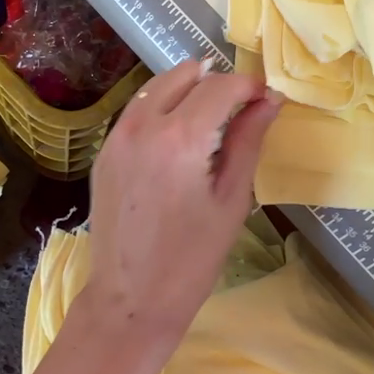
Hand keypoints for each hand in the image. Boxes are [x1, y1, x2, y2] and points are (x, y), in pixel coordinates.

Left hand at [81, 62, 280, 341]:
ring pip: (155, 87)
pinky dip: (160, 109)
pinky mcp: (104, 152)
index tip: (266, 99)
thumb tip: (270, 101)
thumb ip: (249, 141)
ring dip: (186, 90)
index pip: (221, 86)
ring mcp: (116, 137)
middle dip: (216, 82)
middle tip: (239, 109)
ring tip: (210, 120)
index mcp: (180, 137)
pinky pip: (136, 112)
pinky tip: (177, 137)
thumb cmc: (192, 258)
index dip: (249, 86)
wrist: (131, 297)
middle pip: (184, 75)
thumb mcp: (231, 199)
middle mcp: (143, 125)